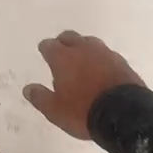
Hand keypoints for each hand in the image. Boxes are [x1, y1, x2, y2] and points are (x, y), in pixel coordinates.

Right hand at [24, 31, 143, 139]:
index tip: (44, 54)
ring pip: (89, 42)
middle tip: (62, 55)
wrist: (125, 115)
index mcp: (63, 58)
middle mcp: (83, 49)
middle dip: (63, 43)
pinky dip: (100, 59)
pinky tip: (101, 70)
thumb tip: (28, 89)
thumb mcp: (55, 111)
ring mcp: (104, 53)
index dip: (45, 49)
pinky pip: (106, 54)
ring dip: (83, 48)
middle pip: (69, 37)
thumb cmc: (83, 112)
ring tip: (82, 62)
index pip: (48, 45)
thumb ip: (40, 98)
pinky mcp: (121, 61)